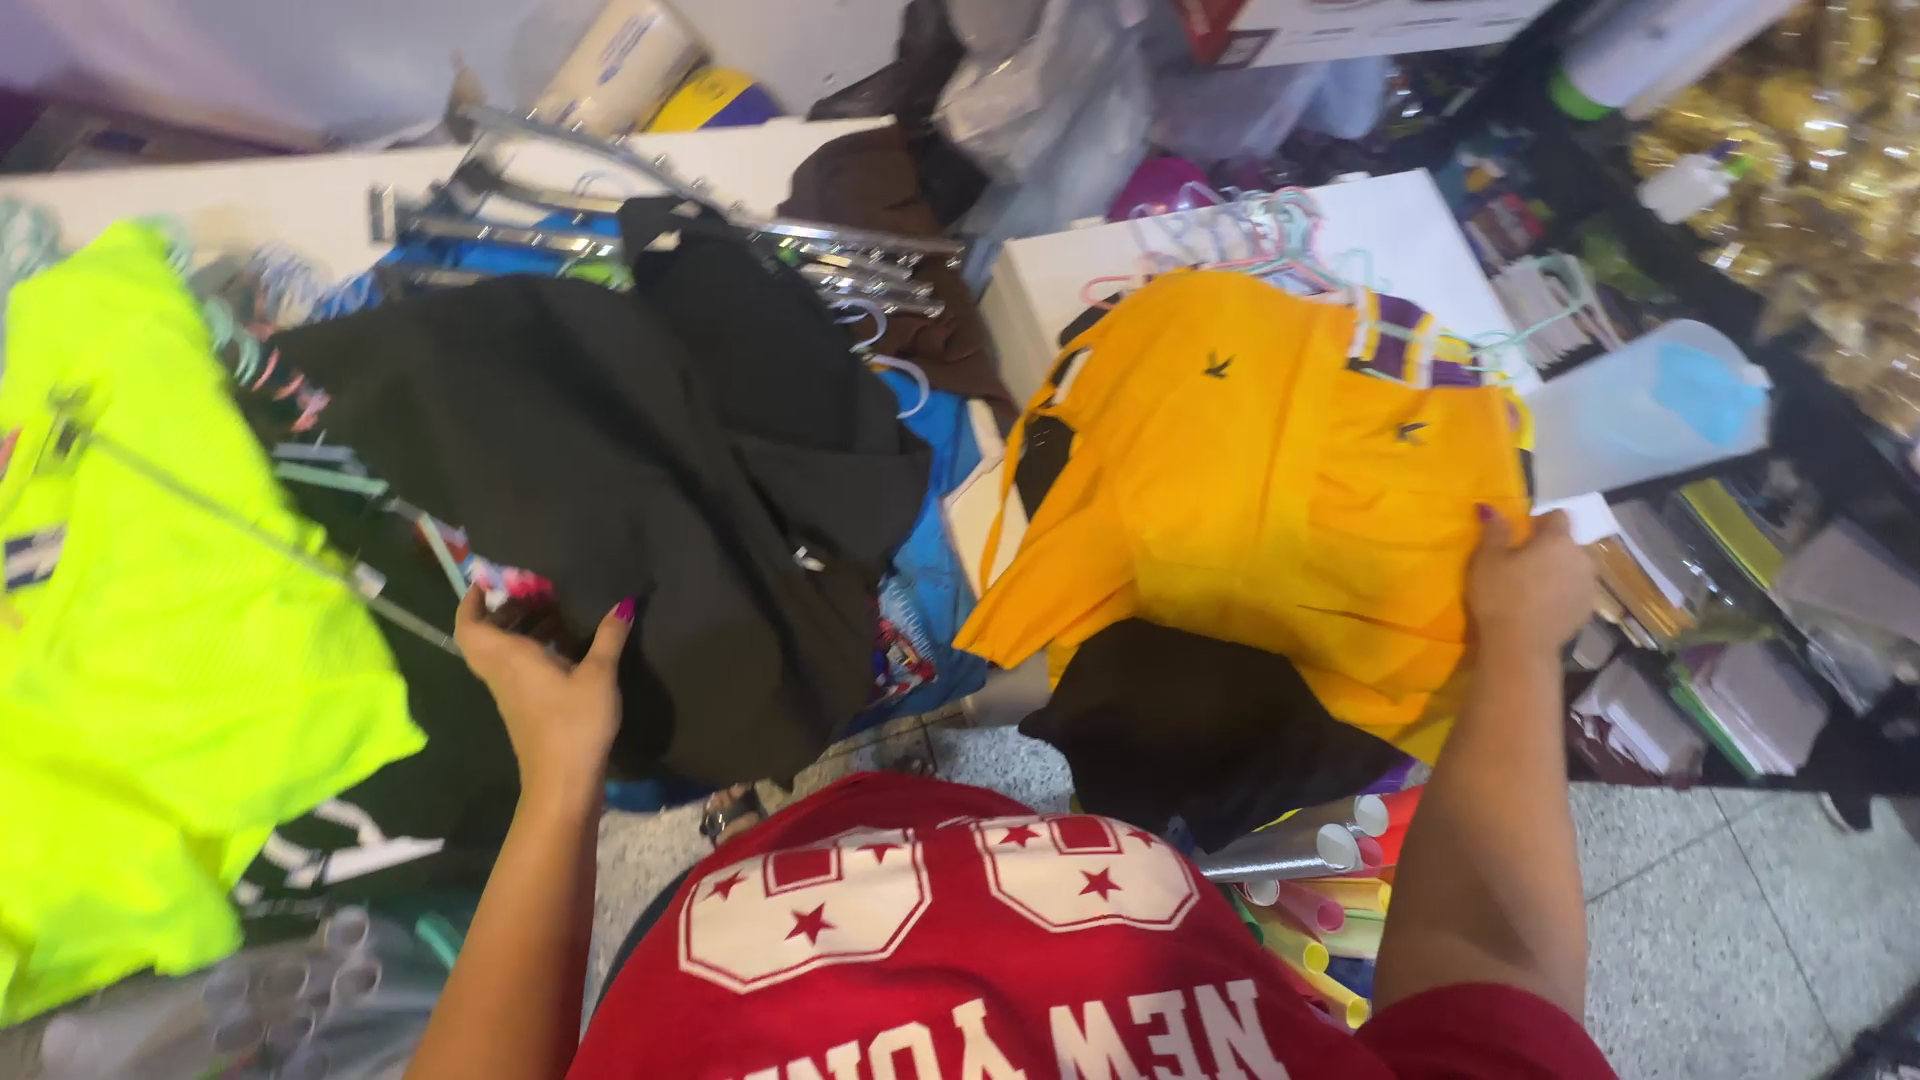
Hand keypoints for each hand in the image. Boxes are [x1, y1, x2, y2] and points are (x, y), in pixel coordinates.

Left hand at [455, 587, 633, 804]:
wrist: (562, 779)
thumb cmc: (575, 722)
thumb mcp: (599, 675)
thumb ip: (609, 637)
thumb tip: (623, 603)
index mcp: (510, 658)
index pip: (471, 626)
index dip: (470, 602)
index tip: (488, 581)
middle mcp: (502, 672)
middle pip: (483, 637)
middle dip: (500, 611)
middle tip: (529, 592)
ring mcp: (510, 692)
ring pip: (499, 652)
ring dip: (517, 629)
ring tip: (551, 611)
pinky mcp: (523, 706)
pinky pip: (514, 666)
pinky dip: (529, 648)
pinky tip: (563, 646)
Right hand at [1467, 508, 1595, 656]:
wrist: (1520, 643)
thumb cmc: (1500, 595)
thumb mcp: (1487, 560)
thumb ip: (1494, 531)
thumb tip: (1492, 507)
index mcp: (1557, 541)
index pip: (1558, 515)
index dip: (1538, 521)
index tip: (1519, 535)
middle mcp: (1581, 557)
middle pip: (1567, 542)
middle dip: (1548, 547)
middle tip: (1520, 563)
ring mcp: (1589, 584)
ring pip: (1573, 565)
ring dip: (1557, 569)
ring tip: (1532, 586)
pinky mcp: (1589, 607)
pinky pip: (1575, 588)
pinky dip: (1562, 590)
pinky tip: (1541, 604)